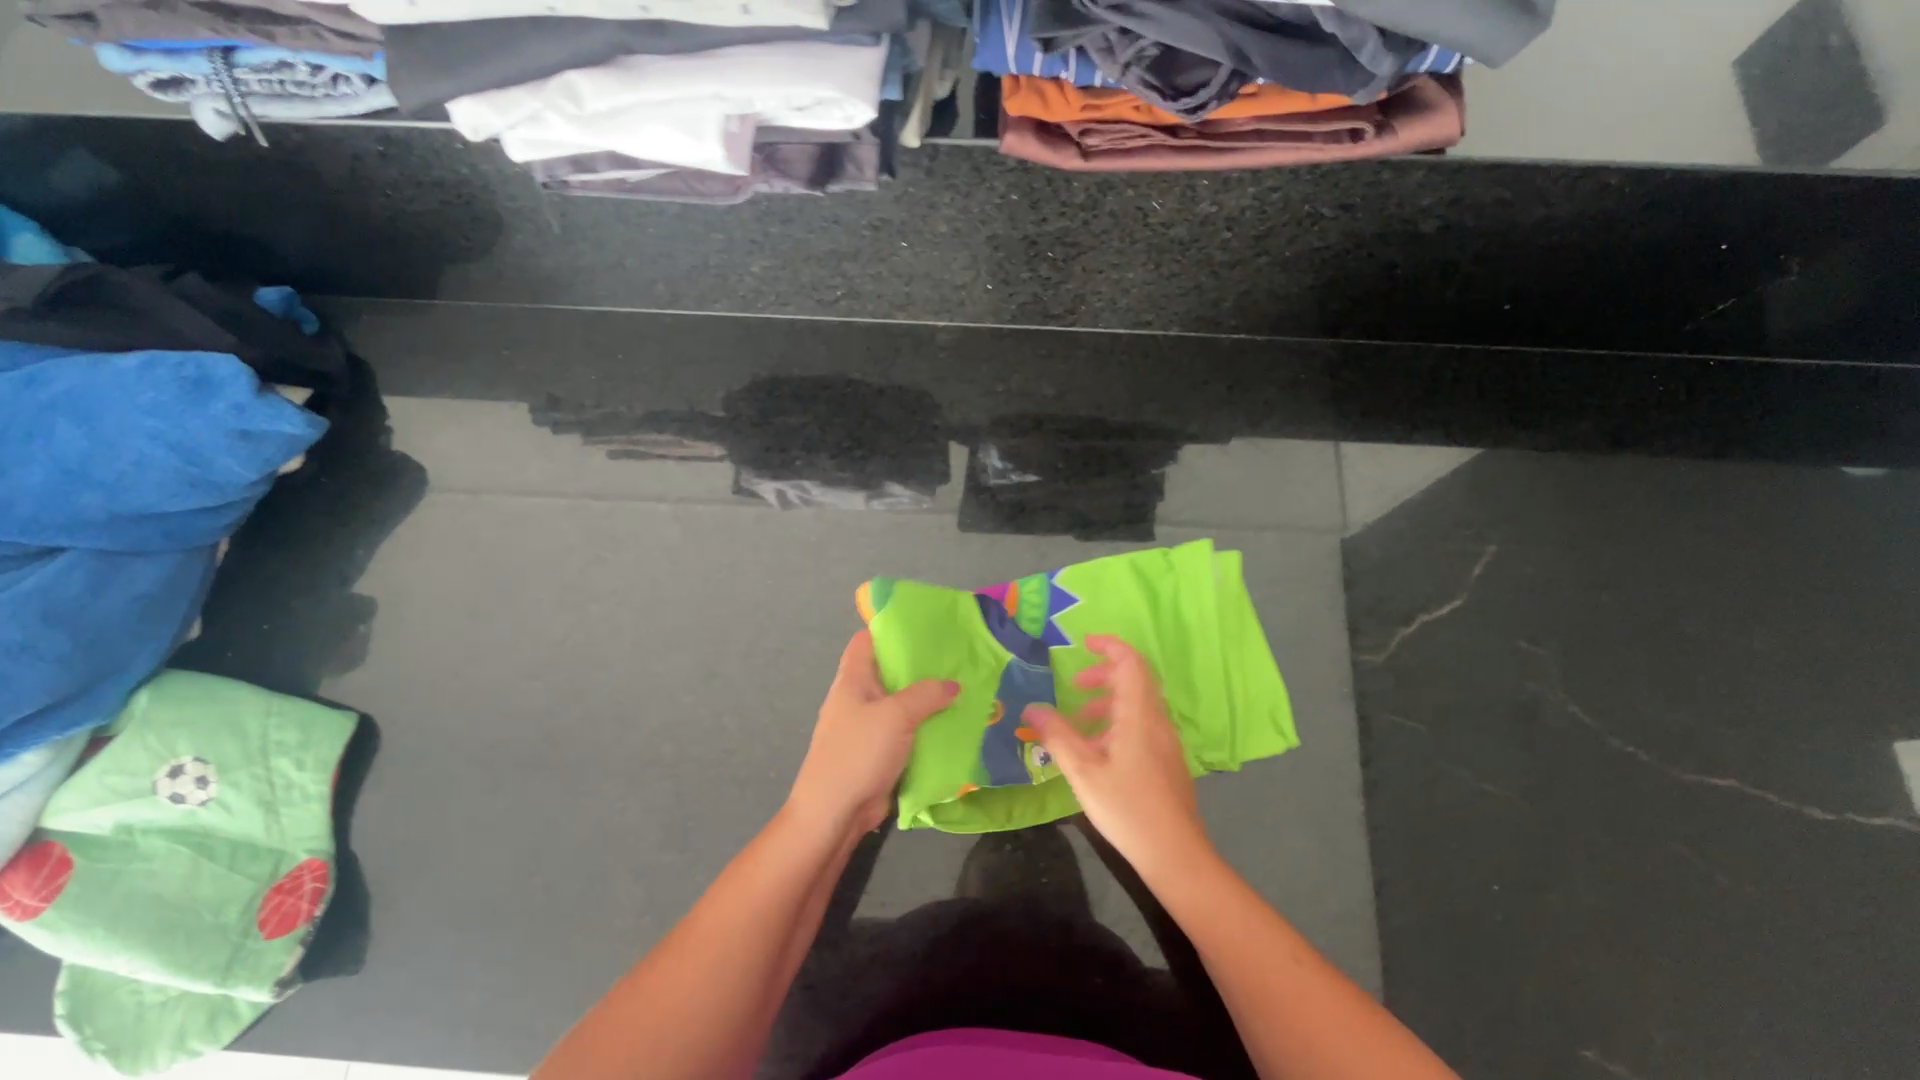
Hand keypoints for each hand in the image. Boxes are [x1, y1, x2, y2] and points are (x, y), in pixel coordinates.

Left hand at [788, 630, 958, 838]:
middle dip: (921, 667)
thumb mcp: (896, 716)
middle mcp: (859, 700)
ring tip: (965, 690)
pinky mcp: (880, 755)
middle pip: (890, 673)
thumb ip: (926, 695)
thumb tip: (953, 685)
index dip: (890, 630)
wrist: (834, 812)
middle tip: (957, 659)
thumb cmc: (858, 753)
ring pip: (902, 706)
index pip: (865, 641)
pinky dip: (927, 730)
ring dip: (928, 702)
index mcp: (853, 681)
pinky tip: (955, 727)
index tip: (924, 627)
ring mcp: (869, 729)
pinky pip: (907, 735)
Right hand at [1023, 635, 1211, 874]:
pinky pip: (1142, 726)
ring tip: (1080, 722)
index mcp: (1139, 716)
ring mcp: (1166, 742)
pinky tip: (1099, 752)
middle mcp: (1157, 722)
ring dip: (1109, 702)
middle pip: (1136, 680)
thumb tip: (1033, 707)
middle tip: (1075, 684)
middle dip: (1104, 674)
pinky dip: (1118, 723)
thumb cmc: (1127, 809)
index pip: (1131, 663)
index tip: (1085, 643)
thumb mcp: (1083, 772)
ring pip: (1139, 705)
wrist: (1175, 853)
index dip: (1110, 646)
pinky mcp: (1167, 762)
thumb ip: (1057, 736)